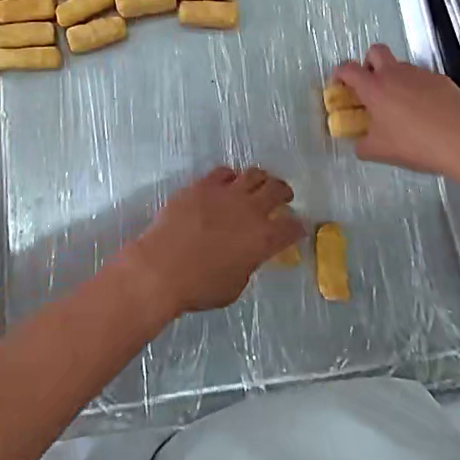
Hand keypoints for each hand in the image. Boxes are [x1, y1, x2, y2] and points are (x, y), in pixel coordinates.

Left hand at [114, 167, 302, 319]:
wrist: (162, 268)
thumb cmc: (199, 287)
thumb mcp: (235, 285)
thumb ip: (248, 264)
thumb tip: (247, 253)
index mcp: (263, 239)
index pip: (291, 227)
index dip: (297, 227)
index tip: (297, 228)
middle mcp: (250, 210)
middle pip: (276, 190)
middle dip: (284, 192)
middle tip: (284, 196)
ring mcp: (226, 193)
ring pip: (253, 174)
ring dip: (261, 179)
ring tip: (259, 183)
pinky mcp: (203, 185)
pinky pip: (224, 172)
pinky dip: (231, 176)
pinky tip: (228, 182)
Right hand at [334, 45, 459, 180]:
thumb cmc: (417, 145)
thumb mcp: (381, 152)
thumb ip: (363, 145)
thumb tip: (360, 144)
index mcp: (374, 88)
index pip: (348, 69)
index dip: (340, 73)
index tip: (340, 83)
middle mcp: (395, 74)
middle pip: (375, 51)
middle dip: (369, 63)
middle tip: (372, 86)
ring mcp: (420, 74)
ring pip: (401, 66)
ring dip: (396, 78)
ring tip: (403, 106)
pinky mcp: (442, 80)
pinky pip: (423, 78)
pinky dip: (419, 89)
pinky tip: (427, 112)